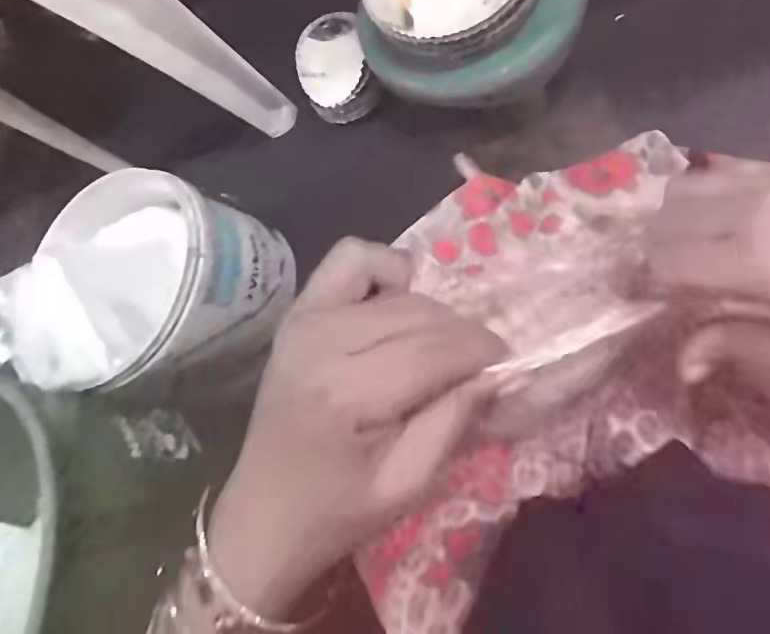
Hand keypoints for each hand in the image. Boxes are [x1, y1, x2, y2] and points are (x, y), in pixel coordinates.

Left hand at [206, 239, 506, 618]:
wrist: (263, 508)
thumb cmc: (335, 510)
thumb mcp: (405, 487)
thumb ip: (451, 423)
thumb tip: (494, 372)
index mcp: (346, 391)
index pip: (431, 351)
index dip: (479, 349)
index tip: (507, 359)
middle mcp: (322, 339)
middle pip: (415, 311)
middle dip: (460, 331)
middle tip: (478, 361)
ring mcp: (304, 317)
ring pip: (389, 280)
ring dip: (426, 306)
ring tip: (437, 340)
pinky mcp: (298, 310)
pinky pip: (348, 258)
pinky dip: (383, 268)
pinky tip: (396, 300)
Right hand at [649, 161, 769, 401]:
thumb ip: (746, 347)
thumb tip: (682, 357)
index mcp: (758, 260)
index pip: (664, 260)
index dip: (652, 286)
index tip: (658, 307)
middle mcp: (755, 209)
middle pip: (666, 217)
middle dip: (656, 249)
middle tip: (673, 283)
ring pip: (688, 185)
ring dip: (677, 216)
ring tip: (694, 249)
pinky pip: (729, 169)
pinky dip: (709, 190)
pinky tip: (727, 218)